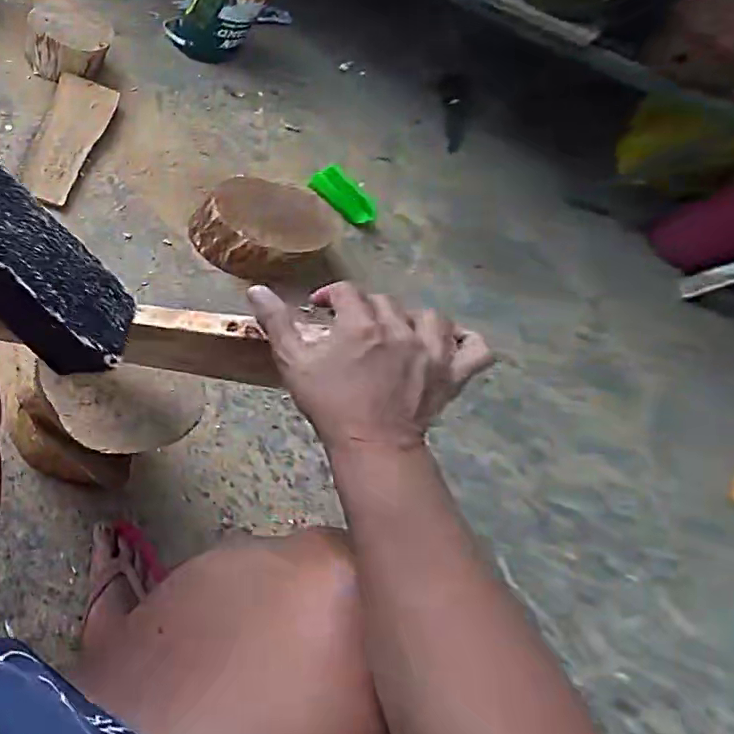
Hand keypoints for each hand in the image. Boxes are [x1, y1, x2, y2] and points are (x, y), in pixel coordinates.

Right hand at [246, 282, 493, 451]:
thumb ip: (276, 322)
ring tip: (395, 332)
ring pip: (430, 316)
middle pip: (385, 302)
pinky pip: (476, 348)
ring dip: (410, 318)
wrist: (371, 444)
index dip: (330, 295)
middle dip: (364, 308)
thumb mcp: (293, 361)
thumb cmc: (328, 402)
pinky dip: (465, 341)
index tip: (319, 308)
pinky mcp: (454, 374)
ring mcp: (434, 351)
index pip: (348, 291)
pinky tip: (449, 342)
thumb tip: (257, 289)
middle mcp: (401, 330)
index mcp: (362, 324)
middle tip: (350, 328)